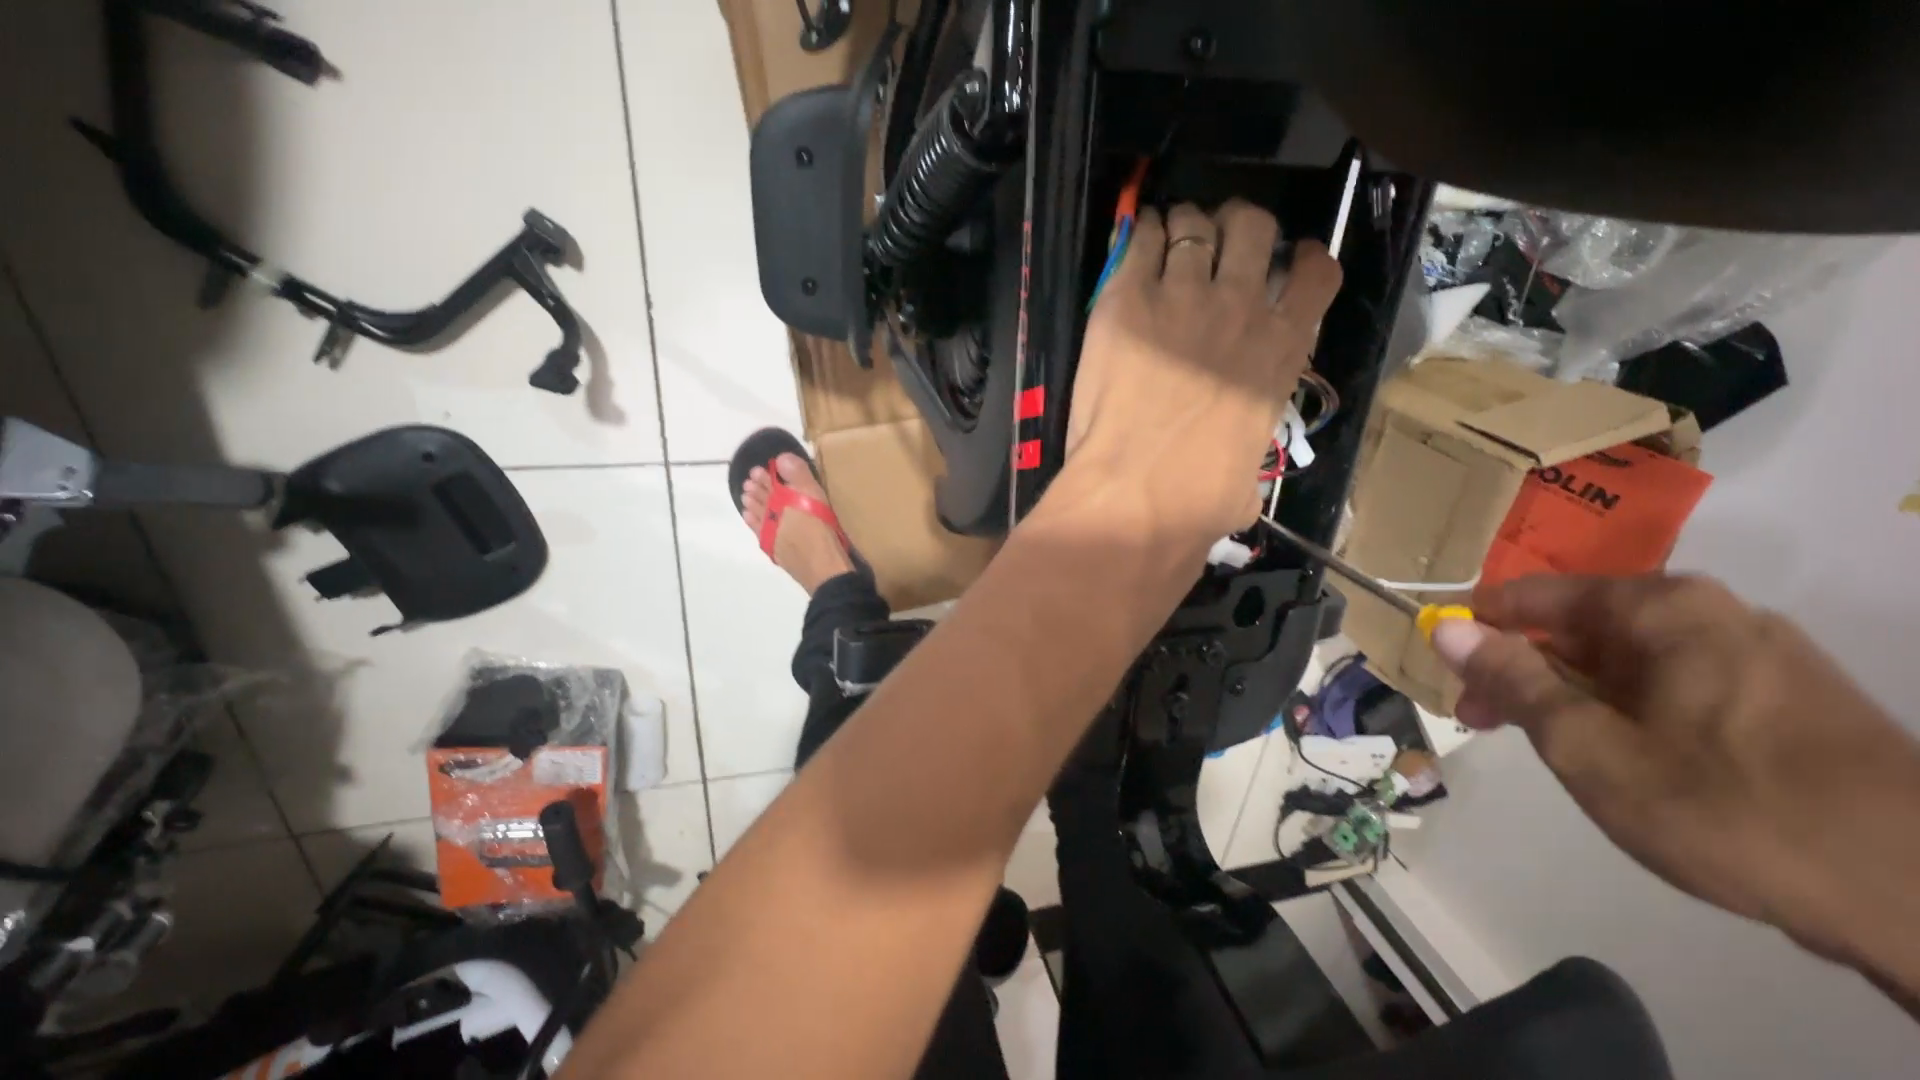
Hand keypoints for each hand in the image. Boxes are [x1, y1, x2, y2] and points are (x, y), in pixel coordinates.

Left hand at [1050, 200, 1341, 551]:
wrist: (1136, 492)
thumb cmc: (1200, 497)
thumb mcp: (1252, 470)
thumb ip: (1251, 444)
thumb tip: (1240, 471)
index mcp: (1282, 348)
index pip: (1317, 274)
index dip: (1304, 257)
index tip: (1288, 259)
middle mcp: (1239, 308)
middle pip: (1253, 227)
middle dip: (1241, 223)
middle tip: (1220, 238)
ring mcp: (1181, 296)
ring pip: (1195, 224)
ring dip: (1187, 223)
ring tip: (1174, 234)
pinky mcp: (1127, 299)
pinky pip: (1141, 240)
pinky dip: (1144, 232)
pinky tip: (1139, 237)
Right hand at [1431, 575, 1919, 1006]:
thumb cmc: (1728, 809)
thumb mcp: (1591, 748)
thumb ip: (1514, 682)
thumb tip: (1448, 629)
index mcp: (1664, 608)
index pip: (1536, 595)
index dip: (1479, 630)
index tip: (1445, 672)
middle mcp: (1715, 611)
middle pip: (1585, 626)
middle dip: (1525, 670)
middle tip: (1483, 723)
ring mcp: (1764, 654)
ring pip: (1634, 660)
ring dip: (1577, 694)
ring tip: (1552, 749)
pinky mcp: (1797, 698)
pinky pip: (1683, 685)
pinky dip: (1634, 710)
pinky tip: (1630, 759)